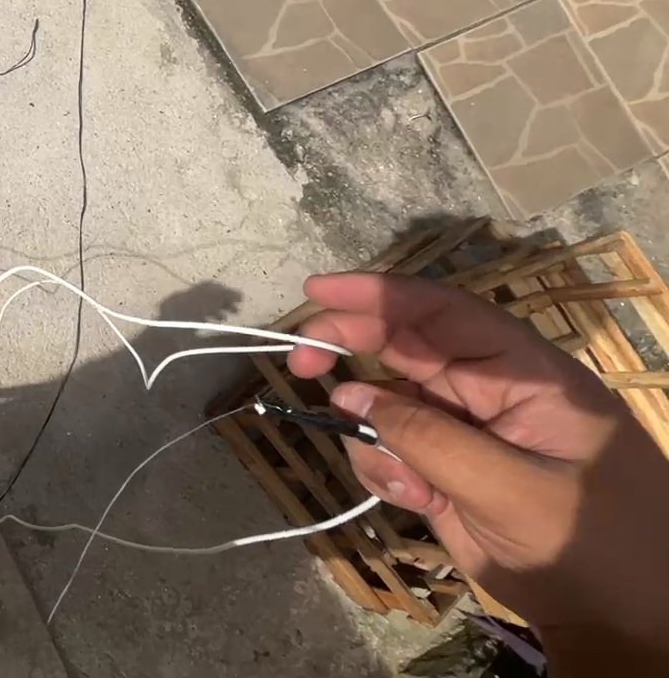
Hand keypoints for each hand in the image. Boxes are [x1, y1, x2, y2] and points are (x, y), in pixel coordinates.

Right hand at [288, 273, 668, 639]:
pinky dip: (380, 466)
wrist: (620, 630)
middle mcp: (492, 390)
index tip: (315, 289)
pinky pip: (382, 440)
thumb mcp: (511, 491)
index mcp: (531, 379)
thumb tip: (346, 397)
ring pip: (380, 397)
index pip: (446, 313)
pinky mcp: (438, 457)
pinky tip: (415, 500)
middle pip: (400, 343)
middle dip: (346, 347)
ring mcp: (462, 424)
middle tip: (300, 364)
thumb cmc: (593, 551)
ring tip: (403, 484)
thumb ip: (425, 436)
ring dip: (370, 433)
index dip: (379, 293)